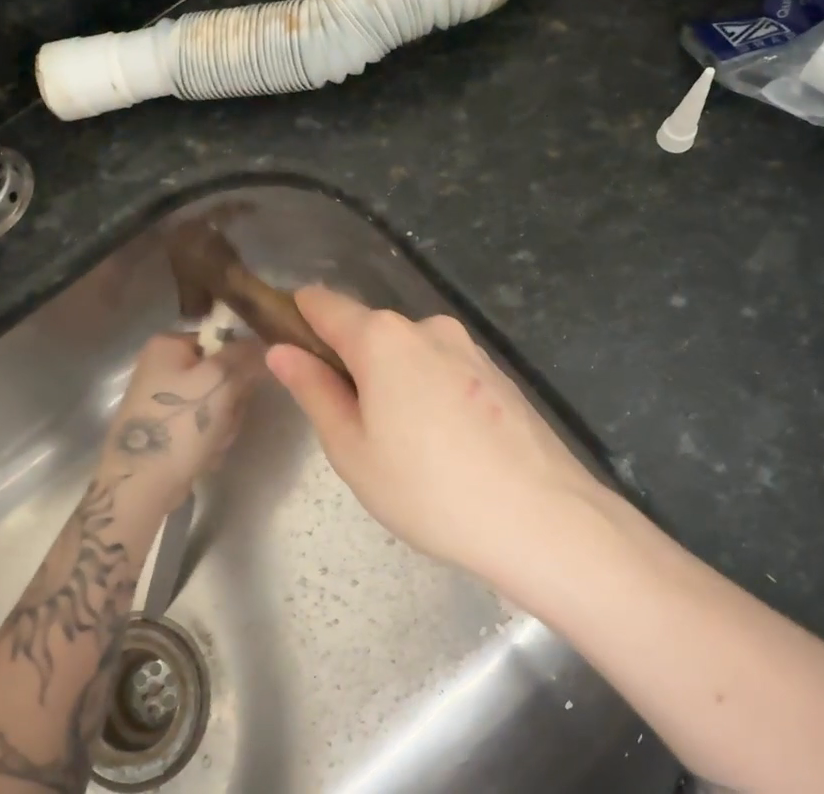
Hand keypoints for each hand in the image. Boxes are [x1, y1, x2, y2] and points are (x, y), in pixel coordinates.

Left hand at [102, 333, 262, 510]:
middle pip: (222, 375)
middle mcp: (161, 365)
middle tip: (224, 421)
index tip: (241, 389)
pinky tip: (203, 456)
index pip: (222, 341)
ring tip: (211, 443)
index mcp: (168, 344)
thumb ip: (246, 356)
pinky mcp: (166, 427)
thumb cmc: (179, 424)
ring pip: (217, 404)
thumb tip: (266, 343)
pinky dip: (209, 440)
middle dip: (231, 403)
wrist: (140, 483)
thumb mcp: (220, 381)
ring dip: (224, 426)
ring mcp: (162, 398)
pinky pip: (203, 425)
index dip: (239, 366)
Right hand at [265, 286, 605, 582]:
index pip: (324, 304)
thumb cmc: (428, 489)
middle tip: (352, 432)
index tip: (288, 351)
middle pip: (369, 332)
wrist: (542, 519)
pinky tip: (444, 450)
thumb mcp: (351, 449)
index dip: (298, 319)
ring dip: (393, 385)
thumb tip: (281, 351)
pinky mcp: (499, 376)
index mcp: (382, 338)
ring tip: (404, 451)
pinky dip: (430, 398)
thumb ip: (314, 391)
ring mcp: (470, 349)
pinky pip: (445, 373)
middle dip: (351, 366)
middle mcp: (427, 328)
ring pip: (409, 356)